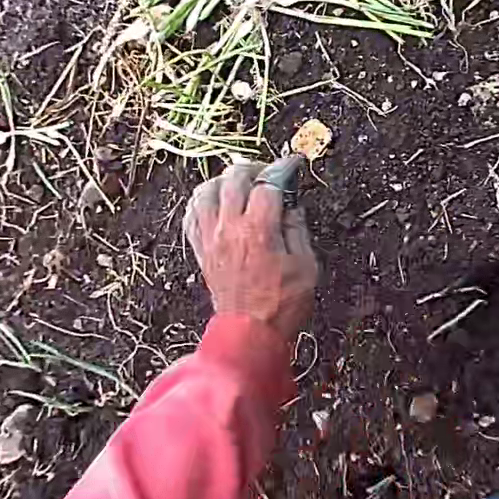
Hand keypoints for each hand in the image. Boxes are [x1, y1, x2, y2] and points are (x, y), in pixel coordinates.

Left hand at [183, 156, 317, 334]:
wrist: (250, 335)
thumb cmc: (283, 304)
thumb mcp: (306, 264)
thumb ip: (297, 229)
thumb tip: (291, 206)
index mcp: (260, 229)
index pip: (269, 182)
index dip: (284, 168)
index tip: (294, 163)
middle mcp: (230, 228)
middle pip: (234, 178)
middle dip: (253, 168)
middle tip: (268, 172)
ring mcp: (211, 238)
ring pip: (206, 191)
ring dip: (223, 180)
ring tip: (239, 182)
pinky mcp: (201, 251)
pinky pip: (192, 215)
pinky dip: (202, 201)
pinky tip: (214, 202)